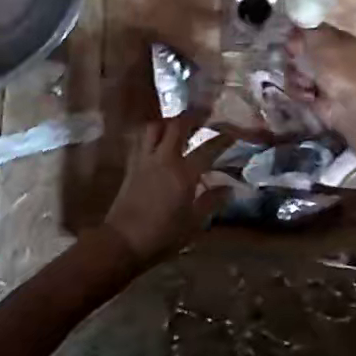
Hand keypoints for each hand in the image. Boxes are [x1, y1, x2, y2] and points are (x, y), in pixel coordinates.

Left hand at [103, 111, 235, 261]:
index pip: (207, 150)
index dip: (221, 140)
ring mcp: (145, 160)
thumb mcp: (194, 223)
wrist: (123, 241)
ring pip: (154, 127)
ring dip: (168, 121)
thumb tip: (228, 188)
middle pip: (177, 126)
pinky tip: (157, 140)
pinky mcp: (131, 166)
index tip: (232, 133)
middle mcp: (164, 159)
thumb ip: (211, 201)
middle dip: (192, 116)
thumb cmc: (163, 236)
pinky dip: (151, 134)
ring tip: (178, 123)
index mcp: (184, 174)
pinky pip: (141, 140)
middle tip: (204, 114)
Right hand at [287, 24, 355, 134]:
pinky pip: (294, 86)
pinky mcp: (313, 94)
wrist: (351, 106)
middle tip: (298, 60)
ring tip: (308, 83)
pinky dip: (299, 91)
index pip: (313, 31)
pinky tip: (310, 95)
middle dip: (296, 57)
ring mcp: (321, 77)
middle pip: (299, 50)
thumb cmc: (341, 68)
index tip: (293, 39)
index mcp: (339, 40)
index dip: (300, 34)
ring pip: (294, 69)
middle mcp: (330, 57)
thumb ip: (306, 30)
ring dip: (297, 76)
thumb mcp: (323, 41)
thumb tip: (293, 30)